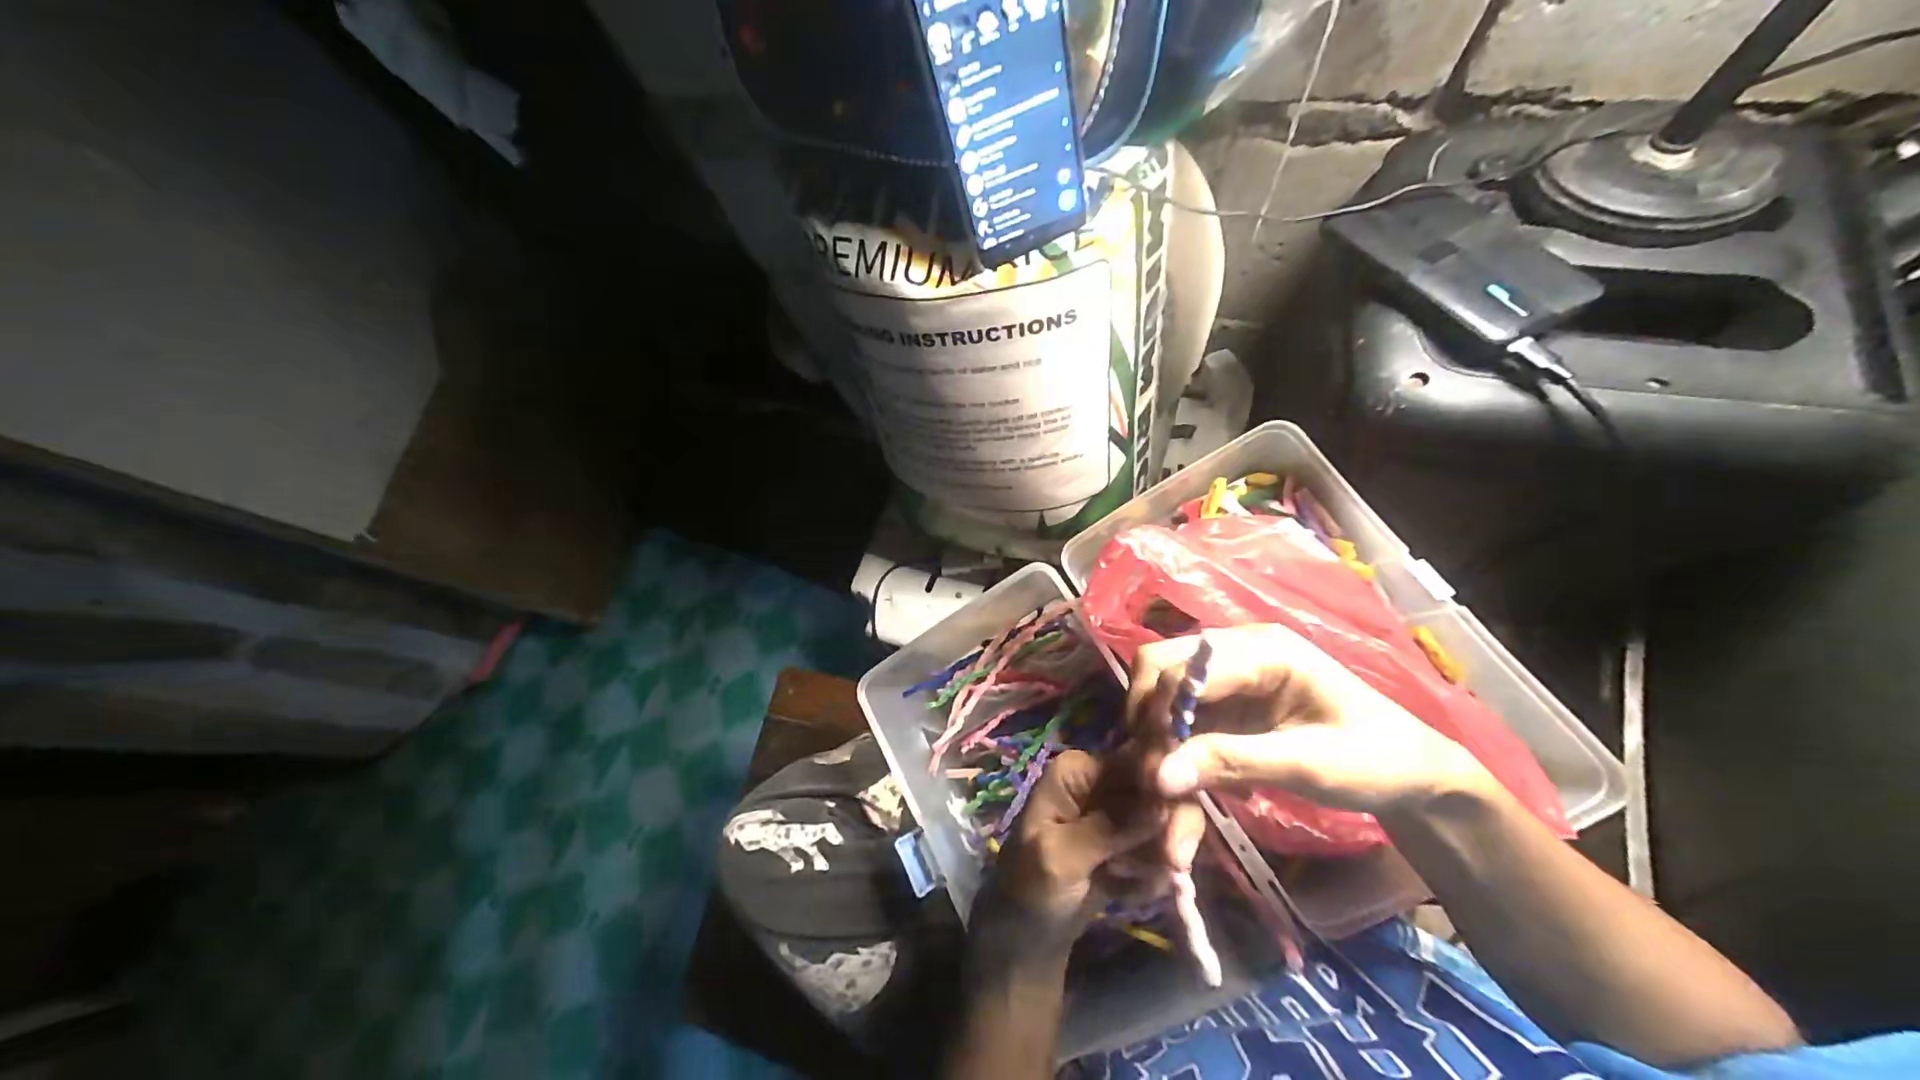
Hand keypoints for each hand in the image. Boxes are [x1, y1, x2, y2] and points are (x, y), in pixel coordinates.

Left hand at [979, 750, 1164, 950]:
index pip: (1138, 762)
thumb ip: (1108, 828)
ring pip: (1170, 823)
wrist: (1025, 938)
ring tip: (1125, 881)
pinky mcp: (1131, 846)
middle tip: (1168, 865)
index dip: (1168, 790)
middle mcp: (1102, 783)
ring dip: (1158, 859)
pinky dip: (1153, 877)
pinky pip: (1164, 853)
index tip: (1174, 835)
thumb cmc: (1029, 888)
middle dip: (1170, 832)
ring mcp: (1120, 814)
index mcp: (1078, 770)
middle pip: (1164, 790)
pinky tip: (1129, 893)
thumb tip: (1161, 806)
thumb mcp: (1060, 855)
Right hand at [1128, 626, 1498, 816]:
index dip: (1160, 719)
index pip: (1181, 669)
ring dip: (1156, 745)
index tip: (1157, 779)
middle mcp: (1235, 650)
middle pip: (1158, 667)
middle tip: (1153, 781)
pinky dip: (1177, 759)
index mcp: (1263, 649)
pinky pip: (1181, 723)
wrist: (1413, 774)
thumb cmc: (1374, 760)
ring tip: (1166, 802)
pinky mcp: (1225, 703)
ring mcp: (1228, 676)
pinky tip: (1189, 799)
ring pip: (1161, 696)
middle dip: (1147, 722)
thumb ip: (1231, 761)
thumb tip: (1159, 777)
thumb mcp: (1307, 765)